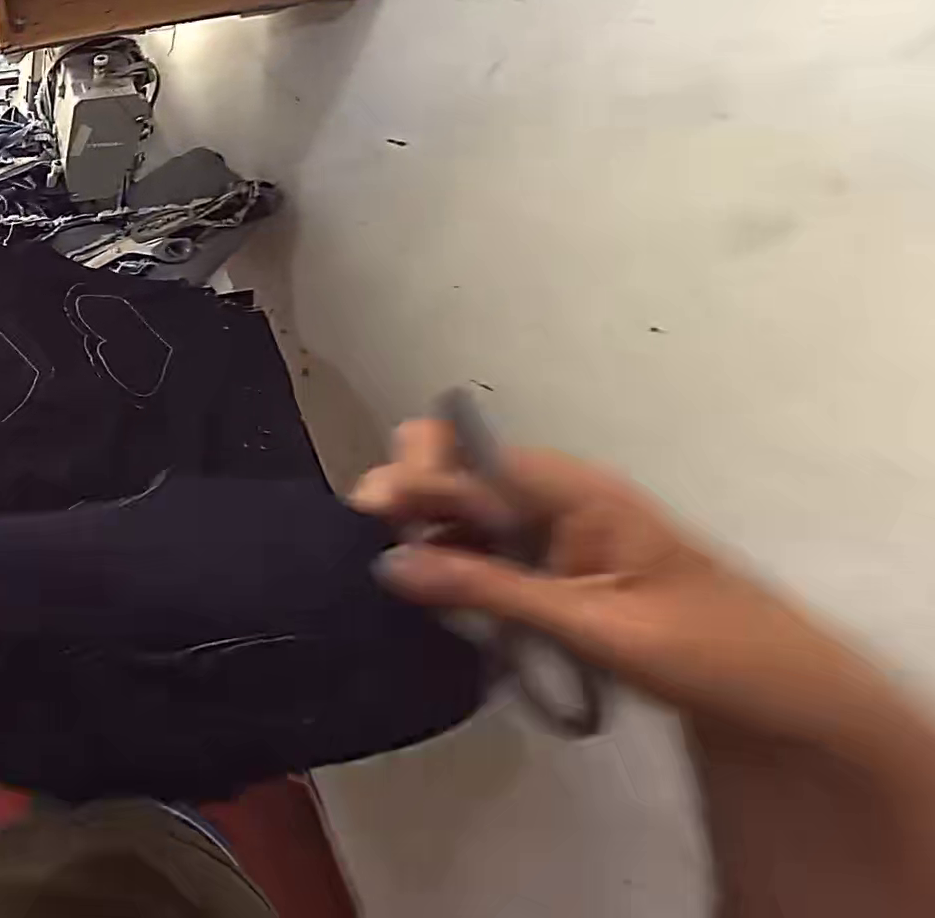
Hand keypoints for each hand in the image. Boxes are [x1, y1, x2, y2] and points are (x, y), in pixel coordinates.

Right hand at [351, 420, 926, 759]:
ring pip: (443, 502)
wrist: (787, 706)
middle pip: (442, 464)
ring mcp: (531, 524)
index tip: (374, 515)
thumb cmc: (712, 655)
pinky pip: (459, 539)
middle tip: (371, 538)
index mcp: (568, 488)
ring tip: (389, 570)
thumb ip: (487, 589)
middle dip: (400, 493)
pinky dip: (431, 556)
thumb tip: (387, 564)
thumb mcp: (596, 625)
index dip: (412, 474)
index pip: (463, 451)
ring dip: (409, 528)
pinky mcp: (525, 557)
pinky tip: (420, 586)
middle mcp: (540, 492)